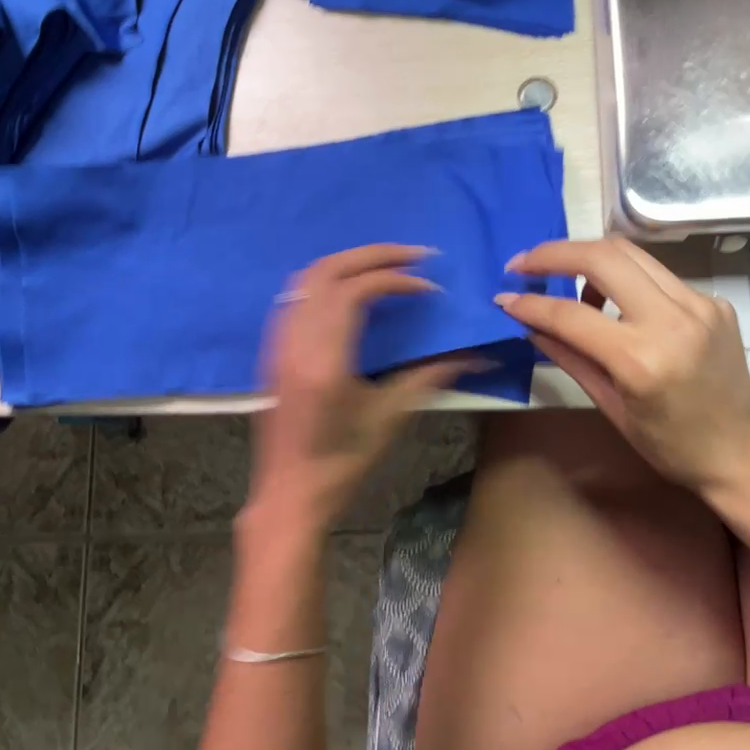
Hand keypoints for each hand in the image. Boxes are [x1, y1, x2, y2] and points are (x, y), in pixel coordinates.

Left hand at [249, 244, 471, 530]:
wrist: (289, 495)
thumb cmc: (342, 463)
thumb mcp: (389, 419)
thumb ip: (430, 378)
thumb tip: (477, 356)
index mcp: (324, 359)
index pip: (356, 291)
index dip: (396, 279)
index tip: (429, 287)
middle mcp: (295, 341)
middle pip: (327, 270)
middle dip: (372, 255)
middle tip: (414, 254)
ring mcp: (278, 343)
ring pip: (306, 278)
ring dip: (347, 262)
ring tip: (386, 264)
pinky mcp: (272, 351)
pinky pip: (295, 295)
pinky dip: (326, 280)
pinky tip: (350, 290)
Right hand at [494, 238, 749, 496]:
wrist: (741, 450)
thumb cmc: (669, 444)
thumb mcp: (610, 406)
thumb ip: (569, 356)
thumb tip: (529, 322)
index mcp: (642, 360)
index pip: (571, 314)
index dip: (531, 303)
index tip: (504, 296)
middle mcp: (673, 321)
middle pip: (603, 257)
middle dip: (555, 252)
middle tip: (525, 263)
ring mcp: (699, 305)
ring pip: (632, 255)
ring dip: (589, 259)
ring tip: (567, 284)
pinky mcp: (713, 300)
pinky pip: (658, 274)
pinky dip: (625, 280)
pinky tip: (614, 303)